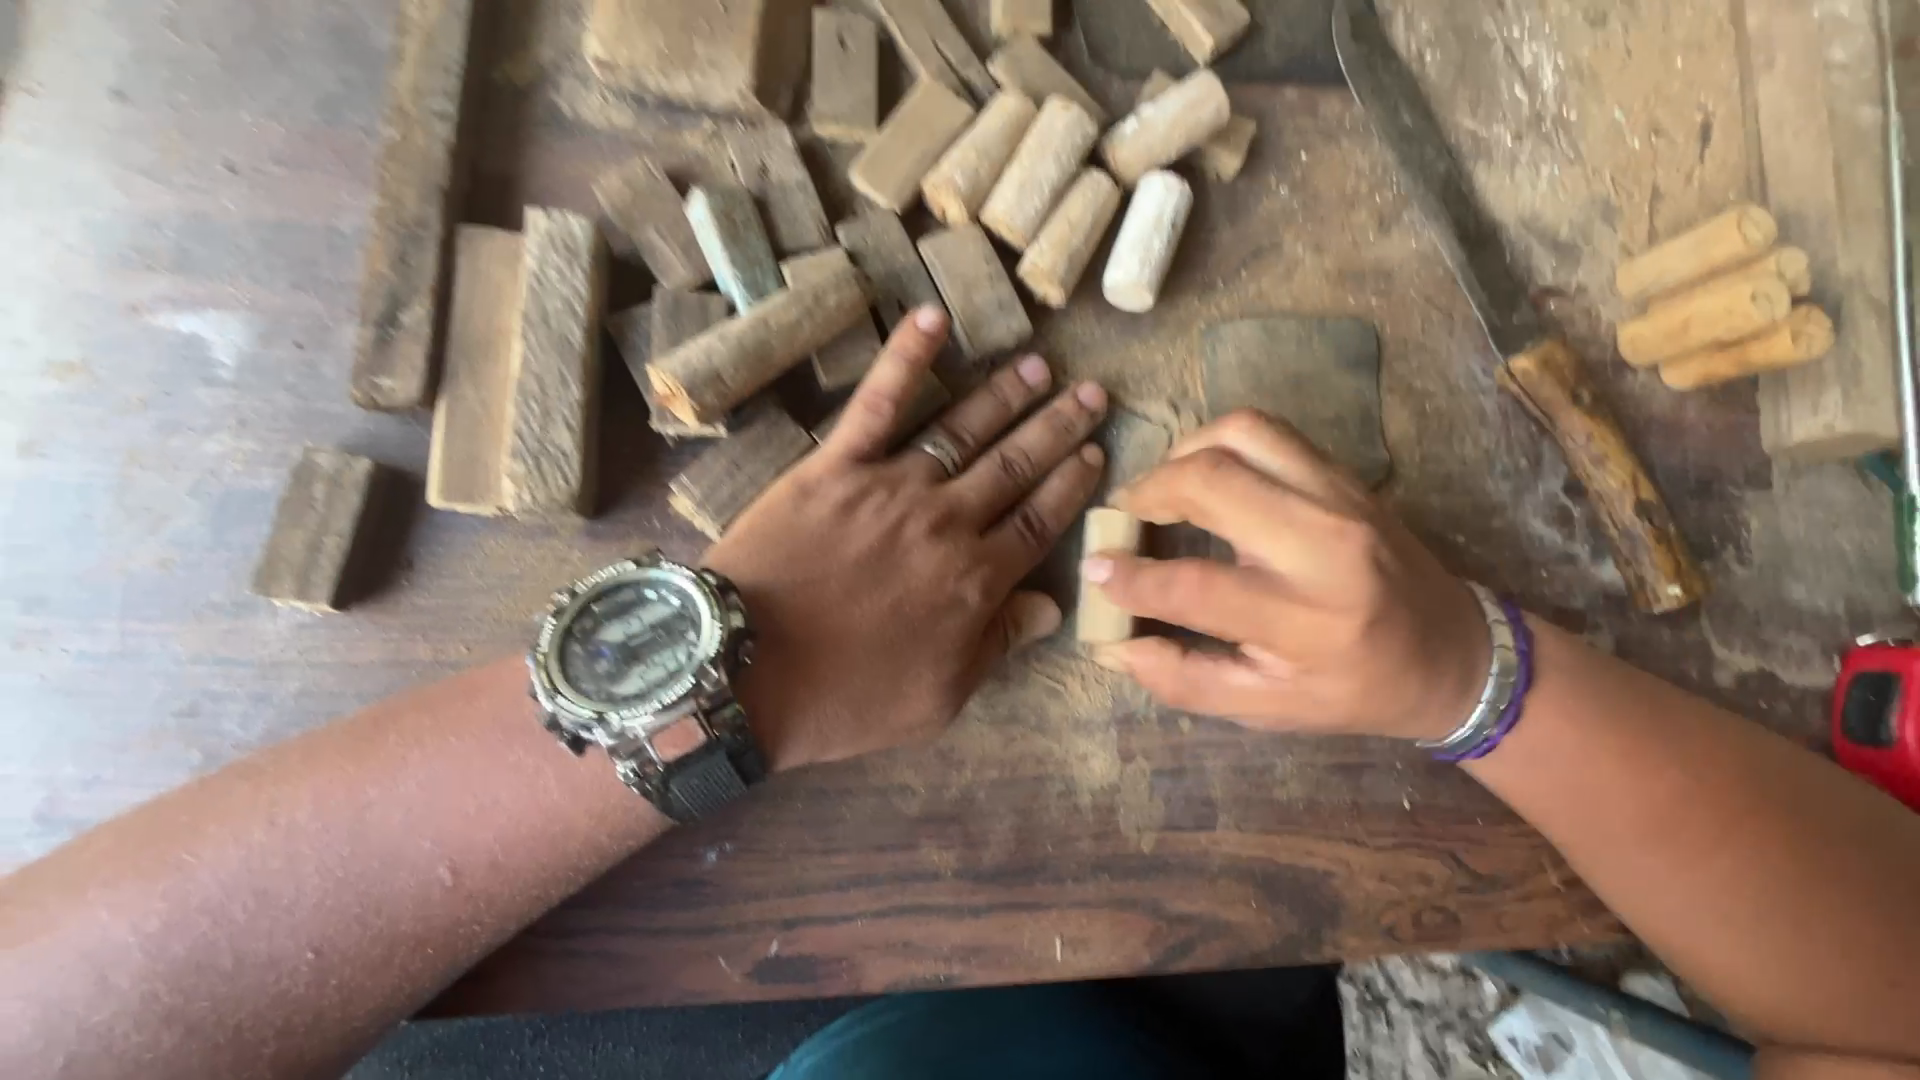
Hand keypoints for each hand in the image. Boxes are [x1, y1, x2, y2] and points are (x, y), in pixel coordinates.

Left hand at [704, 308, 1107, 771]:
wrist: (744, 675)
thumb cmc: (844, 697)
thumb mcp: (937, 698)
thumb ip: (996, 645)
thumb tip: (1051, 607)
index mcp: (974, 581)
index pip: (1039, 522)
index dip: (1071, 485)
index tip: (1095, 453)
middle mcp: (946, 522)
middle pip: (1015, 466)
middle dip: (1057, 427)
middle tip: (1090, 393)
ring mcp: (891, 486)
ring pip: (963, 429)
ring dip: (1005, 394)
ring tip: (1038, 365)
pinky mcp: (835, 465)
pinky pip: (877, 402)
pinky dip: (906, 357)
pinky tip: (932, 317)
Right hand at [1084, 411, 1489, 740]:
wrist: (1452, 652)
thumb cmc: (1353, 690)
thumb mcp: (1267, 710)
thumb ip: (1184, 680)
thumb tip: (1112, 647)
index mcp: (1307, 622)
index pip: (1195, 586)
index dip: (1130, 578)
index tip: (1095, 570)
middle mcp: (1327, 547)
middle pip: (1213, 481)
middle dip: (1148, 492)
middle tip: (1123, 516)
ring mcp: (1341, 498)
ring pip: (1240, 435)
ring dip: (1181, 454)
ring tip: (1160, 489)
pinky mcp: (1345, 475)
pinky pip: (1268, 431)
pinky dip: (1218, 440)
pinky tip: (1202, 472)